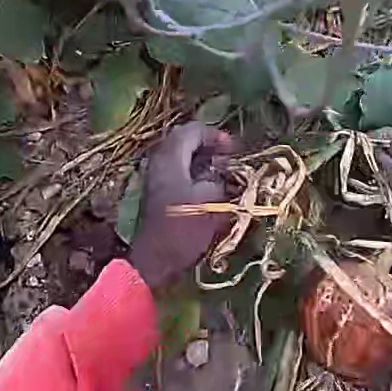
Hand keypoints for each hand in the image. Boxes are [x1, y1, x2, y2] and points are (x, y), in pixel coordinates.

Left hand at [129, 123, 236, 289]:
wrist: (156, 260)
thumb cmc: (183, 228)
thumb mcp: (211, 201)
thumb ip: (223, 180)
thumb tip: (229, 174)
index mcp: (170, 157)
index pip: (194, 130)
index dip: (217, 136)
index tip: (234, 150)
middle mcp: (159, 161)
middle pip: (186, 140)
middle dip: (210, 146)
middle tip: (229, 158)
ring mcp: (156, 175)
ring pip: (182, 156)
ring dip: (203, 160)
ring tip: (222, 172)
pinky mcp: (157, 191)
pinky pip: (178, 170)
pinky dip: (195, 172)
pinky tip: (209, 186)